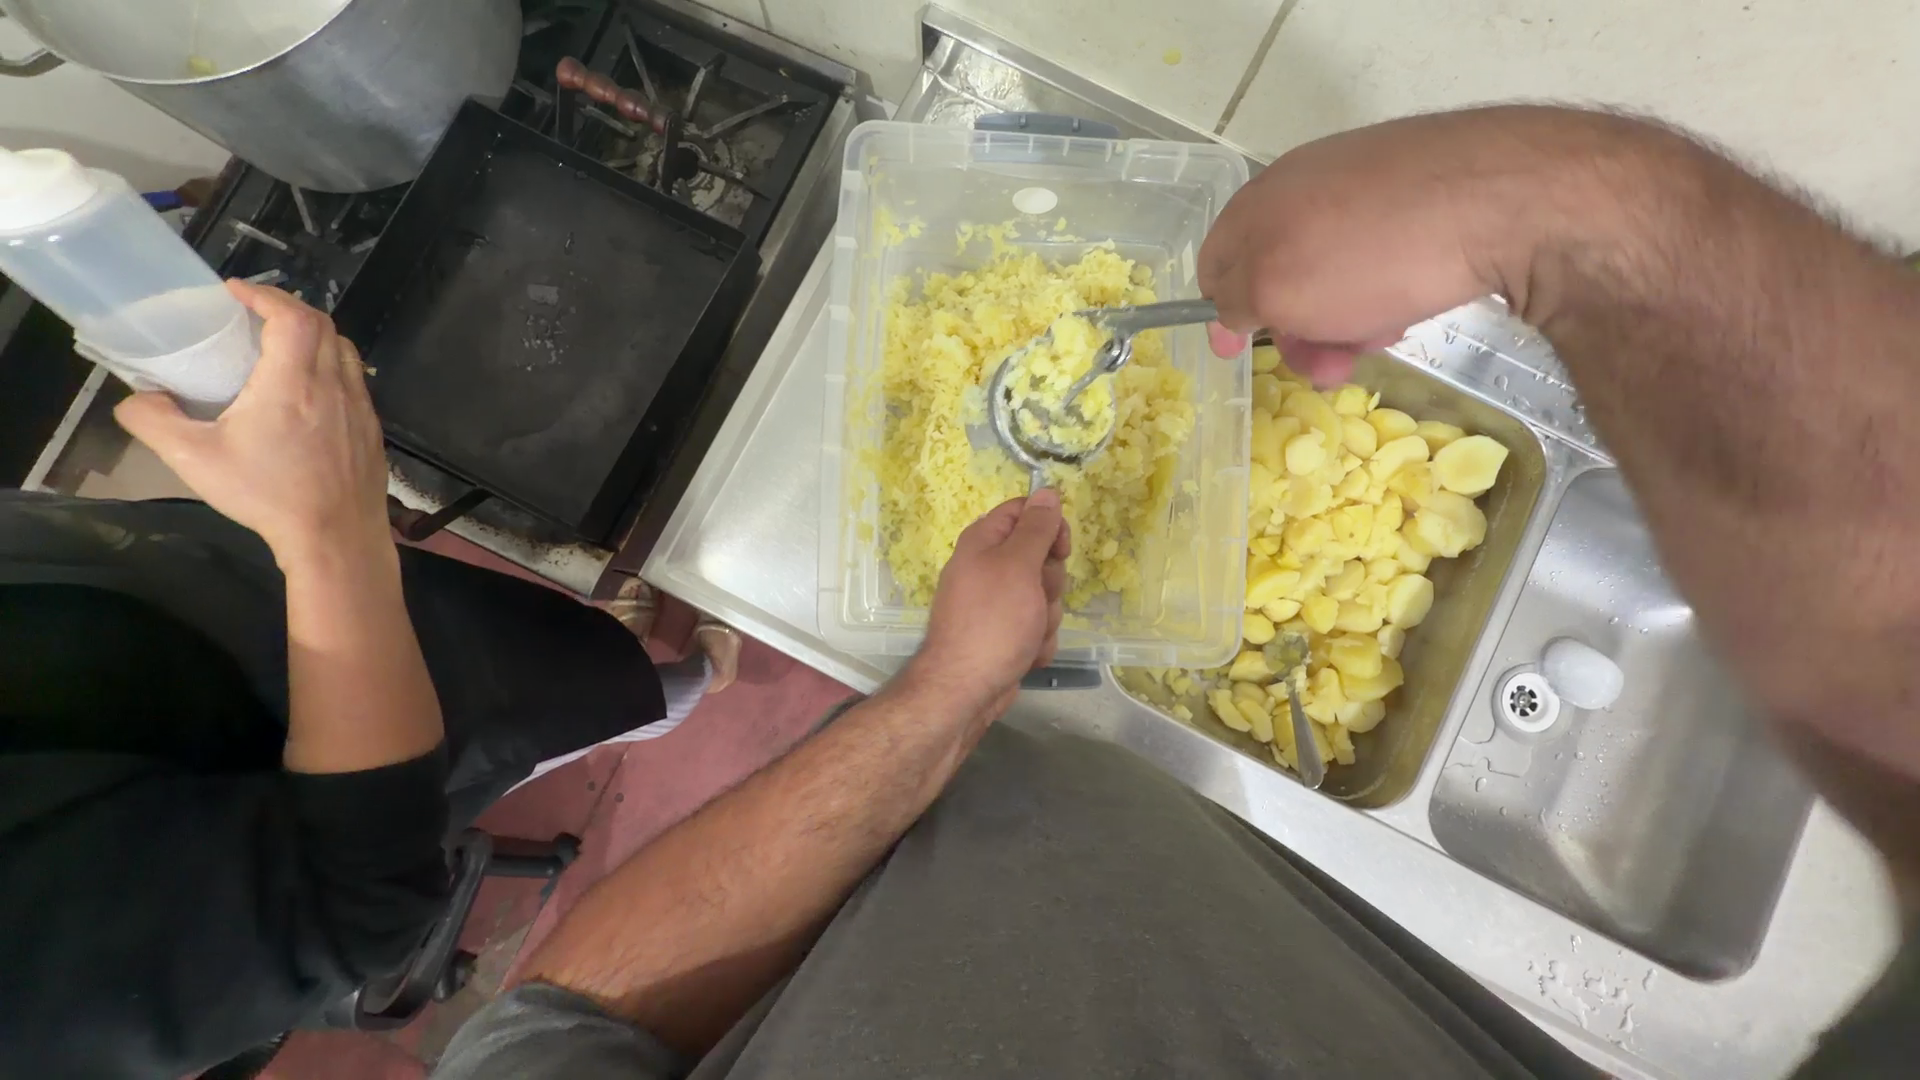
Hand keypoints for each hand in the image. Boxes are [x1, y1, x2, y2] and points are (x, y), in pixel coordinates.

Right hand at [115, 281, 391, 570]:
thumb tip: (142, 396)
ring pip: (346, 353)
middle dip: (288, 309)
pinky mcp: (372, 429)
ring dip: (314, 337)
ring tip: (277, 344)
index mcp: (295, 385)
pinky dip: (331, 366)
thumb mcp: (191, 457)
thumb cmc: (269, 495)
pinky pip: (355, 381)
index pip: (295, 318)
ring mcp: (361, 409)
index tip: (235, 292)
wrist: (337, 534)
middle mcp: (336, 388)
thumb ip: (151, 418)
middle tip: (251, 313)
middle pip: (325, 327)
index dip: (266, 295)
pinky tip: (305, 386)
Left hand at [908, 489, 1070, 716]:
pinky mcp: (1006, 634)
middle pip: (1042, 557)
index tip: (1058, 548)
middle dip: (1048, 582)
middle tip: (1035, 597)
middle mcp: (988, 568)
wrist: (967, 689)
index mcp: (984, 541)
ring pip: (1045, 597)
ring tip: (1027, 633)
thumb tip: (1047, 491)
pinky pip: (1038, 627)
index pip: (1025, 512)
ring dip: (1045, 617)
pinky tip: (1024, 654)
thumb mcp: (1018, 565)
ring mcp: (997, 604)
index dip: (1048, 527)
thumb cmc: (993, 621)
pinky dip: (1037, 642)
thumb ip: (1036, 528)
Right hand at [1198, 106, 1631, 382]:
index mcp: (1258, 200)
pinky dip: (1377, 290)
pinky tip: (1405, 308)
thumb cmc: (1371, 256)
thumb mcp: (1276, 294)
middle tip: (1323, 364)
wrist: (1510, 201)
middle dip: (1291, 328)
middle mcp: (1304, 184)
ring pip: (1326, 271)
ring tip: (1374, 342)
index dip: (1223, 314)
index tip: (1243, 352)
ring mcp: (1364, 182)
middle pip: (1272, 274)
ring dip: (1336, 320)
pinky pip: (1374, 253)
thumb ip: (1234, 305)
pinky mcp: (1419, 188)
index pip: (1214, 264)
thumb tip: (1227, 313)